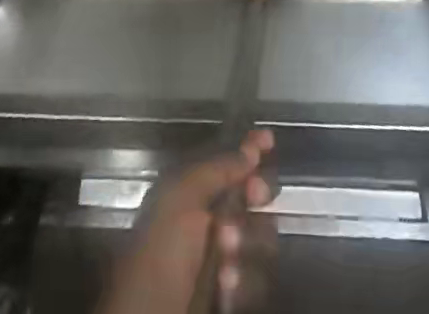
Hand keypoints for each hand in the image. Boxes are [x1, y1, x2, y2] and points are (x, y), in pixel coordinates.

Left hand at [98, 129, 275, 313]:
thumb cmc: (159, 254)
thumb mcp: (180, 201)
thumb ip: (217, 170)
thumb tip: (250, 149)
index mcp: (188, 192)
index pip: (225, 160)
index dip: (247, 147)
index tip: (269, 138)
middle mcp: (207, 219)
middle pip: (252, 194)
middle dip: (257, 194)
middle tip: (255, 197)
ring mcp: (220, 256)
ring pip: (260, 235)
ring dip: (249, 242)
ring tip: (227, 257)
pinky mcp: (229, 291)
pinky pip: (256, 276)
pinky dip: (244, 281)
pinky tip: (226, 287)